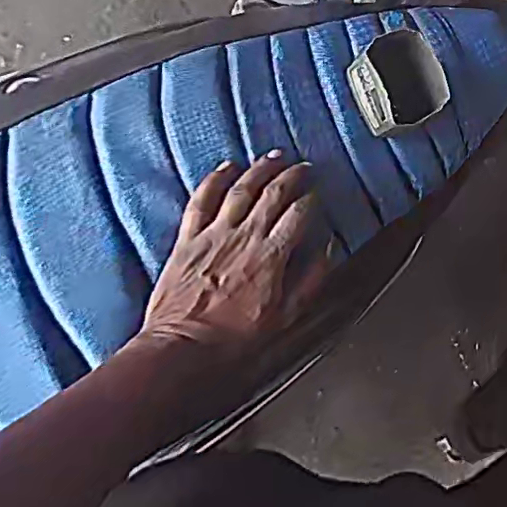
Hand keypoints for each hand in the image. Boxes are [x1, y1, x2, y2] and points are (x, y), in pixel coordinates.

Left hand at [132, 152, 331, 368]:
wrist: (181, 350)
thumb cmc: (236, 336)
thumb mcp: (287, 315)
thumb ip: (311, 278)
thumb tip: (326, 248)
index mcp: (273, 255)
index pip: (300, 212)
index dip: (312, 198)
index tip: (318, 193)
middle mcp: (246, 237)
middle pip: (275, 192)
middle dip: (294, 174)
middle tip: (304, 166)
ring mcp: (214, 235)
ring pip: (242, 188)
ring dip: (261, 168)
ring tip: (274, 156)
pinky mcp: (188, 239)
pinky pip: (201, 200)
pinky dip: (215, 179)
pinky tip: (227, 167)